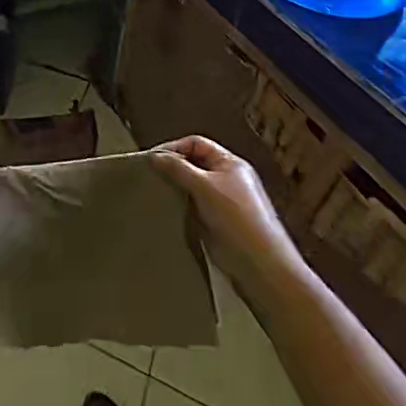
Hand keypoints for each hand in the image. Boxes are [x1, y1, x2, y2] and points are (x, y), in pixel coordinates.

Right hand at [151, 136, 300, 284]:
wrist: (258, 261)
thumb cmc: (235, 217)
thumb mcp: (204, 186)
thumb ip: (177, 168)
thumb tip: (154, 156)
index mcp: (229, 163)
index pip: (196, 143)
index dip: (174, 148)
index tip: (151, 159)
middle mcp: (226, 178)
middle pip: (192, 163)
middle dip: (171, 168)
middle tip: (148, 175)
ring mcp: (220, 200)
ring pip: (190, 185)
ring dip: (174, 187)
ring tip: (153, 191)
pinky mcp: (214, 220)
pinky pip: (191, 204)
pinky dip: (179, 204)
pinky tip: (164, 208)